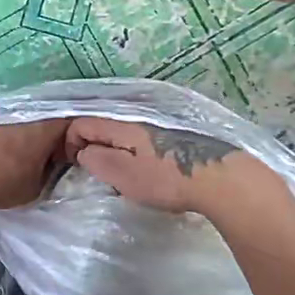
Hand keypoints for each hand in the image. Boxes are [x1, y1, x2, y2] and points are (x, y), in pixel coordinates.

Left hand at [0, 119, 69, 213]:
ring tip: (27, 162)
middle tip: (55, 158)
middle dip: (50, 140)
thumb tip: (54, 167)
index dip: (77, 136)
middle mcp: (21, 121)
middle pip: (43, 125)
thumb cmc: (3, 185)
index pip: (68, 125)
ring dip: (27, 142)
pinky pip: (2, 134)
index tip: (78, 151)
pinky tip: (3, 161)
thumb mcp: (37, 187)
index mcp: (41, 132)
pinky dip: (7, 145)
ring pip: (21, 129)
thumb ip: (50, 173)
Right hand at [64, 117, 275, 214]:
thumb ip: (96, 160)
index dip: (72, 143)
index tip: (77, 166)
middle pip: (104, 125)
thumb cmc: (168, 179)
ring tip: (125, 178)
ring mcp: (161, 123)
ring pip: (126, 132)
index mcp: (121, 123)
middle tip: (100, 175)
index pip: (82, 122)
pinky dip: (139, 153)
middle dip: (95, 147)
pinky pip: (146, 139)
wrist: (222, 178)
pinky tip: (151, 172)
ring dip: (118, 151)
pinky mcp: (179, 134)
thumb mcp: (123, 174)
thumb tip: (85, 151)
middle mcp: (139, 116)